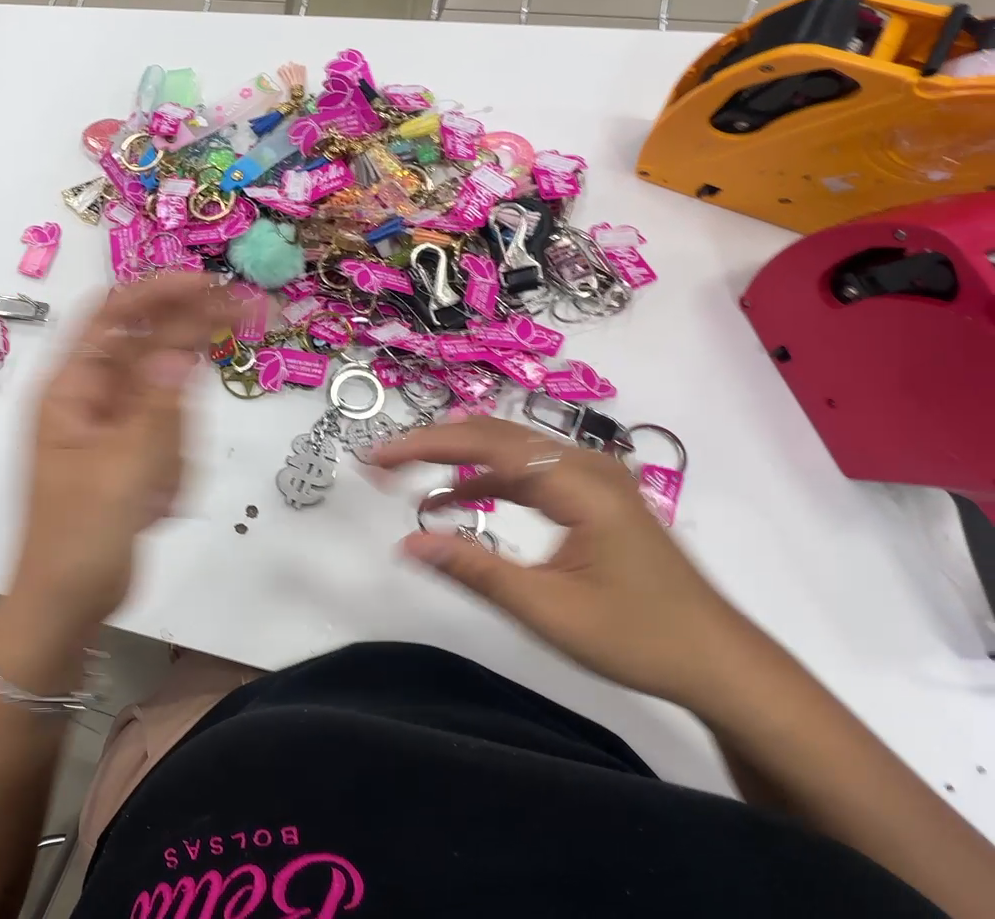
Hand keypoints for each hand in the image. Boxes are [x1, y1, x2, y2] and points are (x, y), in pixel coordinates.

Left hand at [5, 274, 235, 643]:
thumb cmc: (80, 536)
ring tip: (155, 495)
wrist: (68, 604)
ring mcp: (110, 431)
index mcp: (67, 389)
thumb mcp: (123, 466)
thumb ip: (158, 402)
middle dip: (187, 357)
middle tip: (245, 321)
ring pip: (168, 403)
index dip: (157, 292)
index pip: (111, 317)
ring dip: (177, 443)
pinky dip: (173, 470)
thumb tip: (181, 344)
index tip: (210, 284)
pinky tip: (155, 508)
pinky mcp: (130, 459)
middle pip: (148, 352)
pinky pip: (169, 443)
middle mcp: (87, 400)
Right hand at [371, 416, 762, 706]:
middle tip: (379, 463)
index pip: (488, 446)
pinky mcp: (596, 499)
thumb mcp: (546, 609)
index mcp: (582, 489)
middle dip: (431, 443)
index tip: (375, 459)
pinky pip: (529, 472)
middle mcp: (590, 470)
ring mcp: (597, 482)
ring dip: (455, 457)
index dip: (424, 445)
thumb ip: (473, 569)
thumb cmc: (638, 638)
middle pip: (497, 435)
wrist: (720, 662)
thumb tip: (406, 541)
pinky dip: (485, 478)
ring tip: (404, 474)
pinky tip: (454, 499)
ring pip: (511, 449)